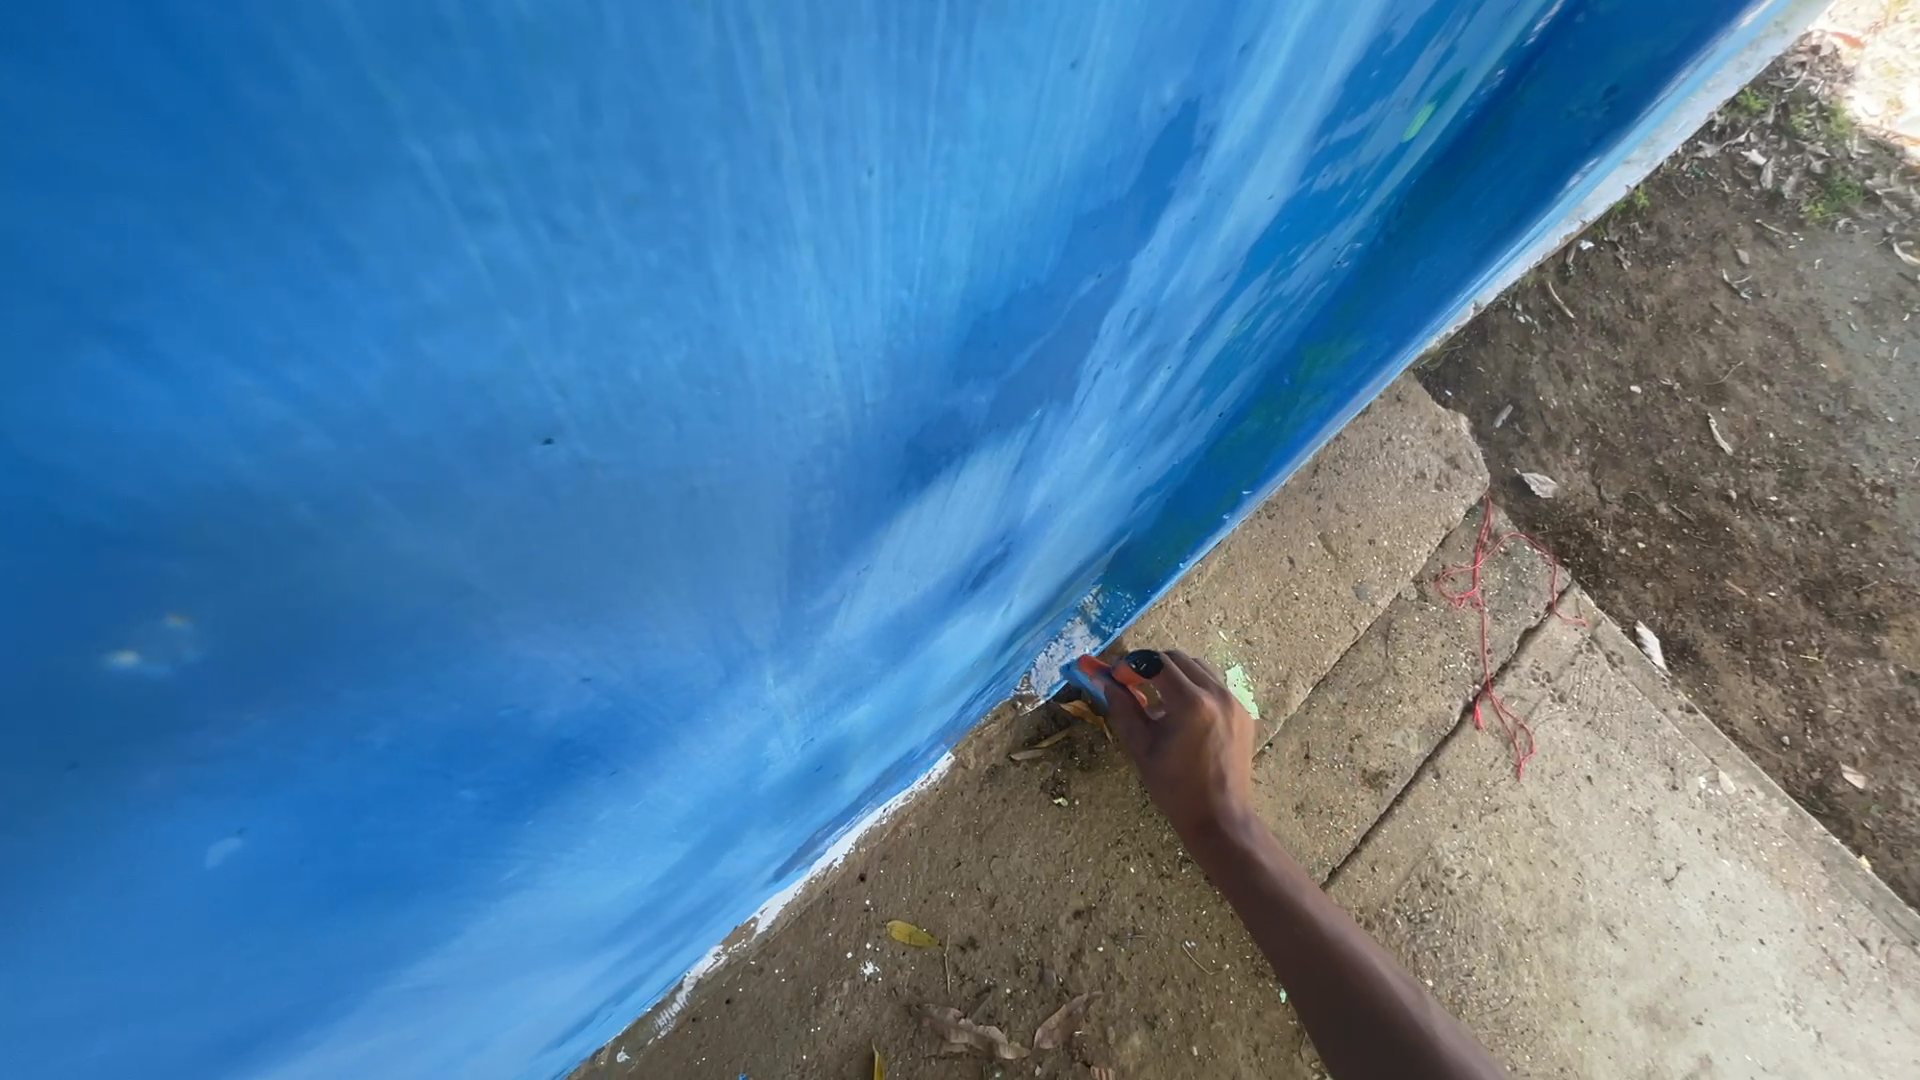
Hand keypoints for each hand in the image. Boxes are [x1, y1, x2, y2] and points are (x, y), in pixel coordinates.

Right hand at [1091, 649, 1256, 839]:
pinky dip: (1193, 687)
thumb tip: (1101, 678)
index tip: (1114, 677)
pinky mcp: (1242, 712)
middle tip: (1130, 685)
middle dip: (1150, 666)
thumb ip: (1122, 705)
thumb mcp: (1140, 745)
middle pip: (1176, 659)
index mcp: (1190, 703)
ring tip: (1157, 699)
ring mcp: (1234, 702)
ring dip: (1173, 674)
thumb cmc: (1174, 787)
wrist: (1219, 818)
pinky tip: (1180, 713)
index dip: (1130, 666)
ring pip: (1197, 668)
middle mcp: (1216, 694)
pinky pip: (1213, 685)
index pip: (1155, 662)